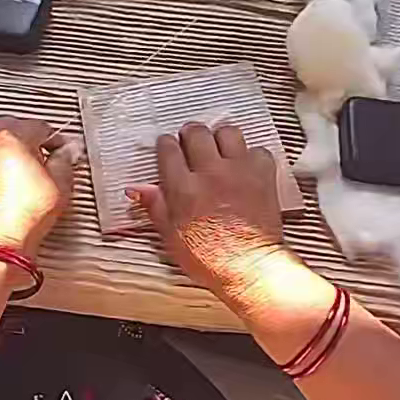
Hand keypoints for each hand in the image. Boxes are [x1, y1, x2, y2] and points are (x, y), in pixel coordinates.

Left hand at [0, 118, 81, 256]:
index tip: (62, 150)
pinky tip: (4, 189)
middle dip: (28, 142)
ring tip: (23, 176)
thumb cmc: (24, 215)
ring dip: (8, 155)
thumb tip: (67, 151)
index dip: (55, 139)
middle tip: (42, 159)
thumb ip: (65, 159)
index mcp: (12, 138)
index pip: (39, 126)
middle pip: (11, 130)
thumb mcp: (60, 184)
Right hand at [131, 123, 289, 300]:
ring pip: (228, 132)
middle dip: (190, 134)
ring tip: (219, 149)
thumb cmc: (208, 258)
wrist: (249, 267)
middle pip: (196, 133)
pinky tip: (246, 167)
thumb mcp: (171, 236)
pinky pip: (257, 150)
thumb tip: (137, 189)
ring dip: (221, 138)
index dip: (166, 145)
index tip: (168, 147)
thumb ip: (155, 206)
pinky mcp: (263, 174)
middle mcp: (210, 173)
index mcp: (183, 188)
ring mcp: (238, 170)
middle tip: (191, 142)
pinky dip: (251, 156)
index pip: (168, 149)